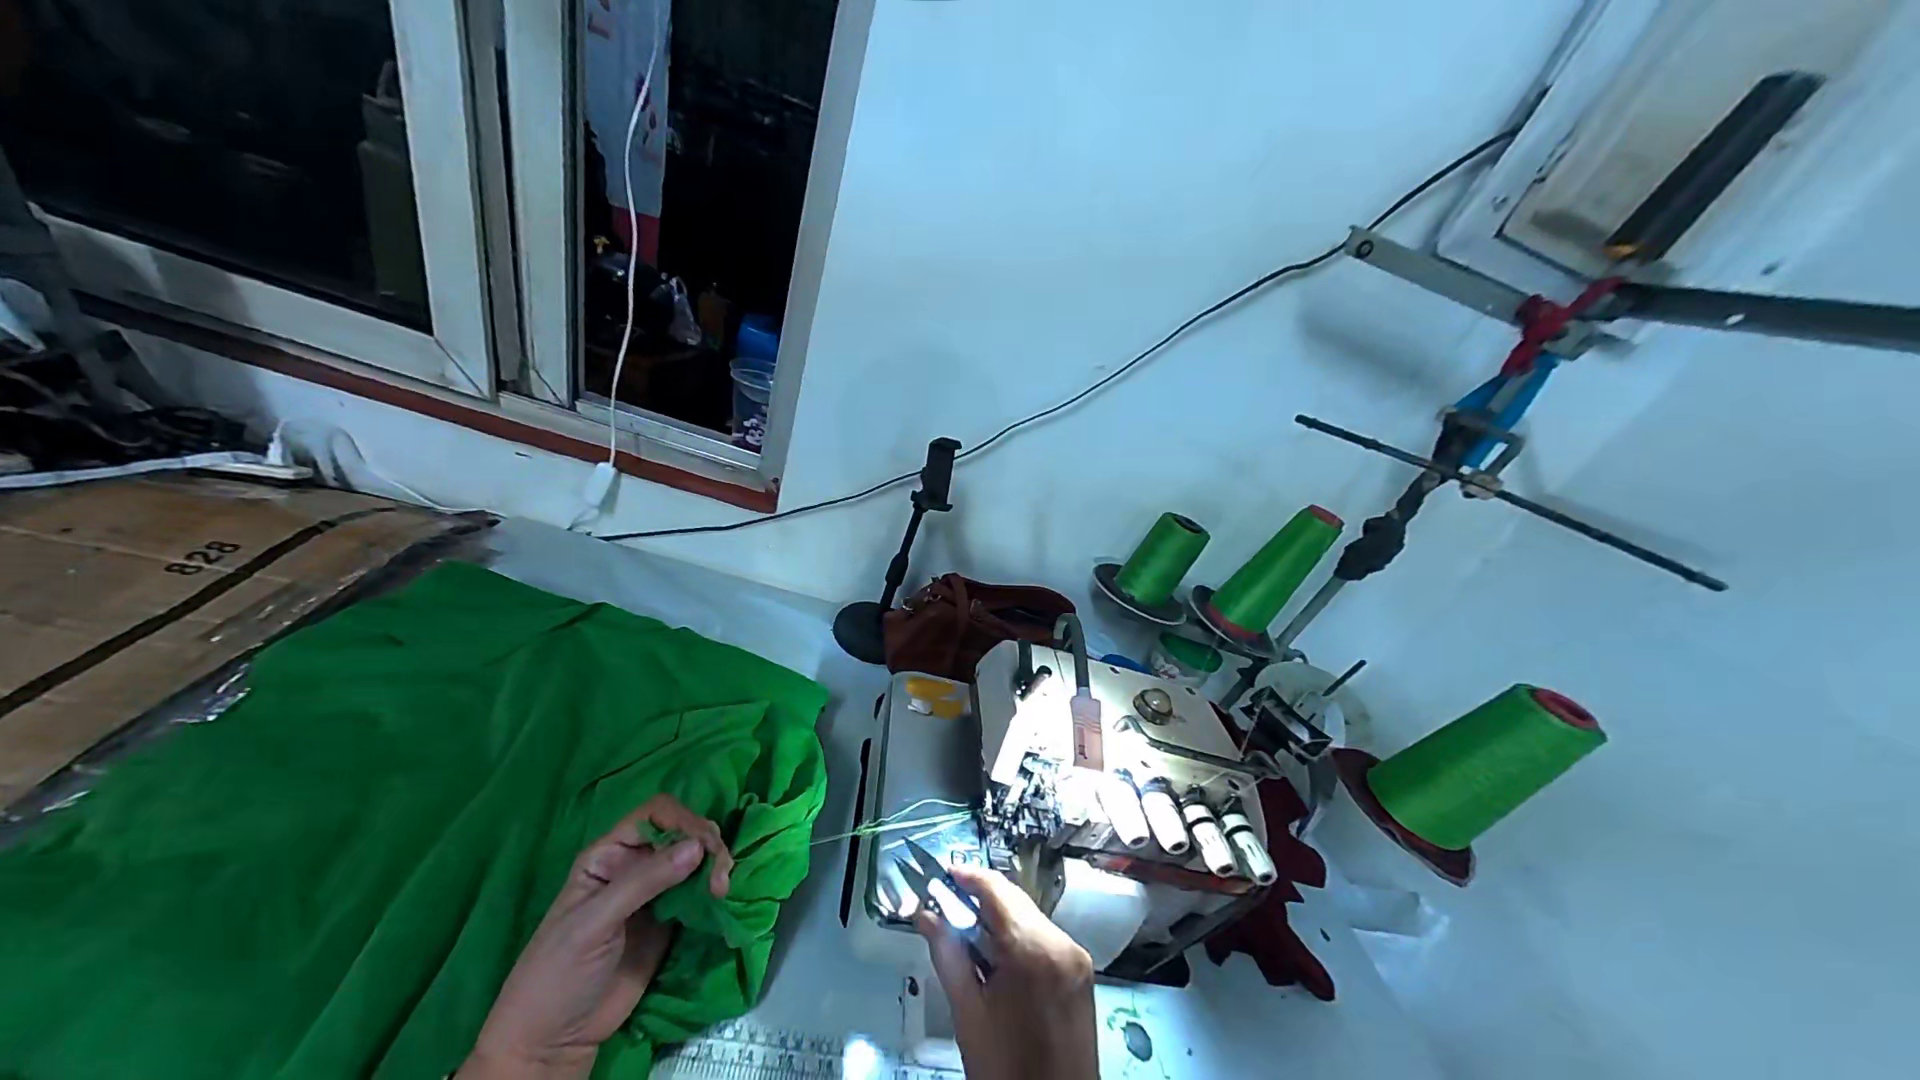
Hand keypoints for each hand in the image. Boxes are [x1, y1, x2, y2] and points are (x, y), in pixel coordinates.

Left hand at [458, 796, 733, 1079]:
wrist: (554, 1041)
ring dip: (717, 866)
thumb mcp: (593, 922)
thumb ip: (645, 882)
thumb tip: (698, 847)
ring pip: (697, 860)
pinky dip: (716, 890)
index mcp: (610, 854)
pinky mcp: (672, 920)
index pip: (656, 814)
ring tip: (722, 891)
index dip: (684, 820)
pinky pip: (700, 892)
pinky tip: (722, 900)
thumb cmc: (557, 973)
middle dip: (708, 844)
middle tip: (720, 875)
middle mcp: (636, 864)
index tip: (703, 846)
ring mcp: (656, 893)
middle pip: (684, 833)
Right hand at [915, 864, 1097, 1079]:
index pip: (996, 889)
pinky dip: (1018, 936)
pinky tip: (997, 956)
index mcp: (1032, 949)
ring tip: (967, 935)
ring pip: (1029, 916)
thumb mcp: (968, 1013)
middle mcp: (1061, 943)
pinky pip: (1044, 936)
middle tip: (947, 906)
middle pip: (1014, 899)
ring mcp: (1076, 957)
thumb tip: (927, 916)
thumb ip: (947, 954)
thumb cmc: (1006, 1071)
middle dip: (981, 898)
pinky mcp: (1081, 971)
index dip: (968, 876)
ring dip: (999, 917)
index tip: (944, 873)